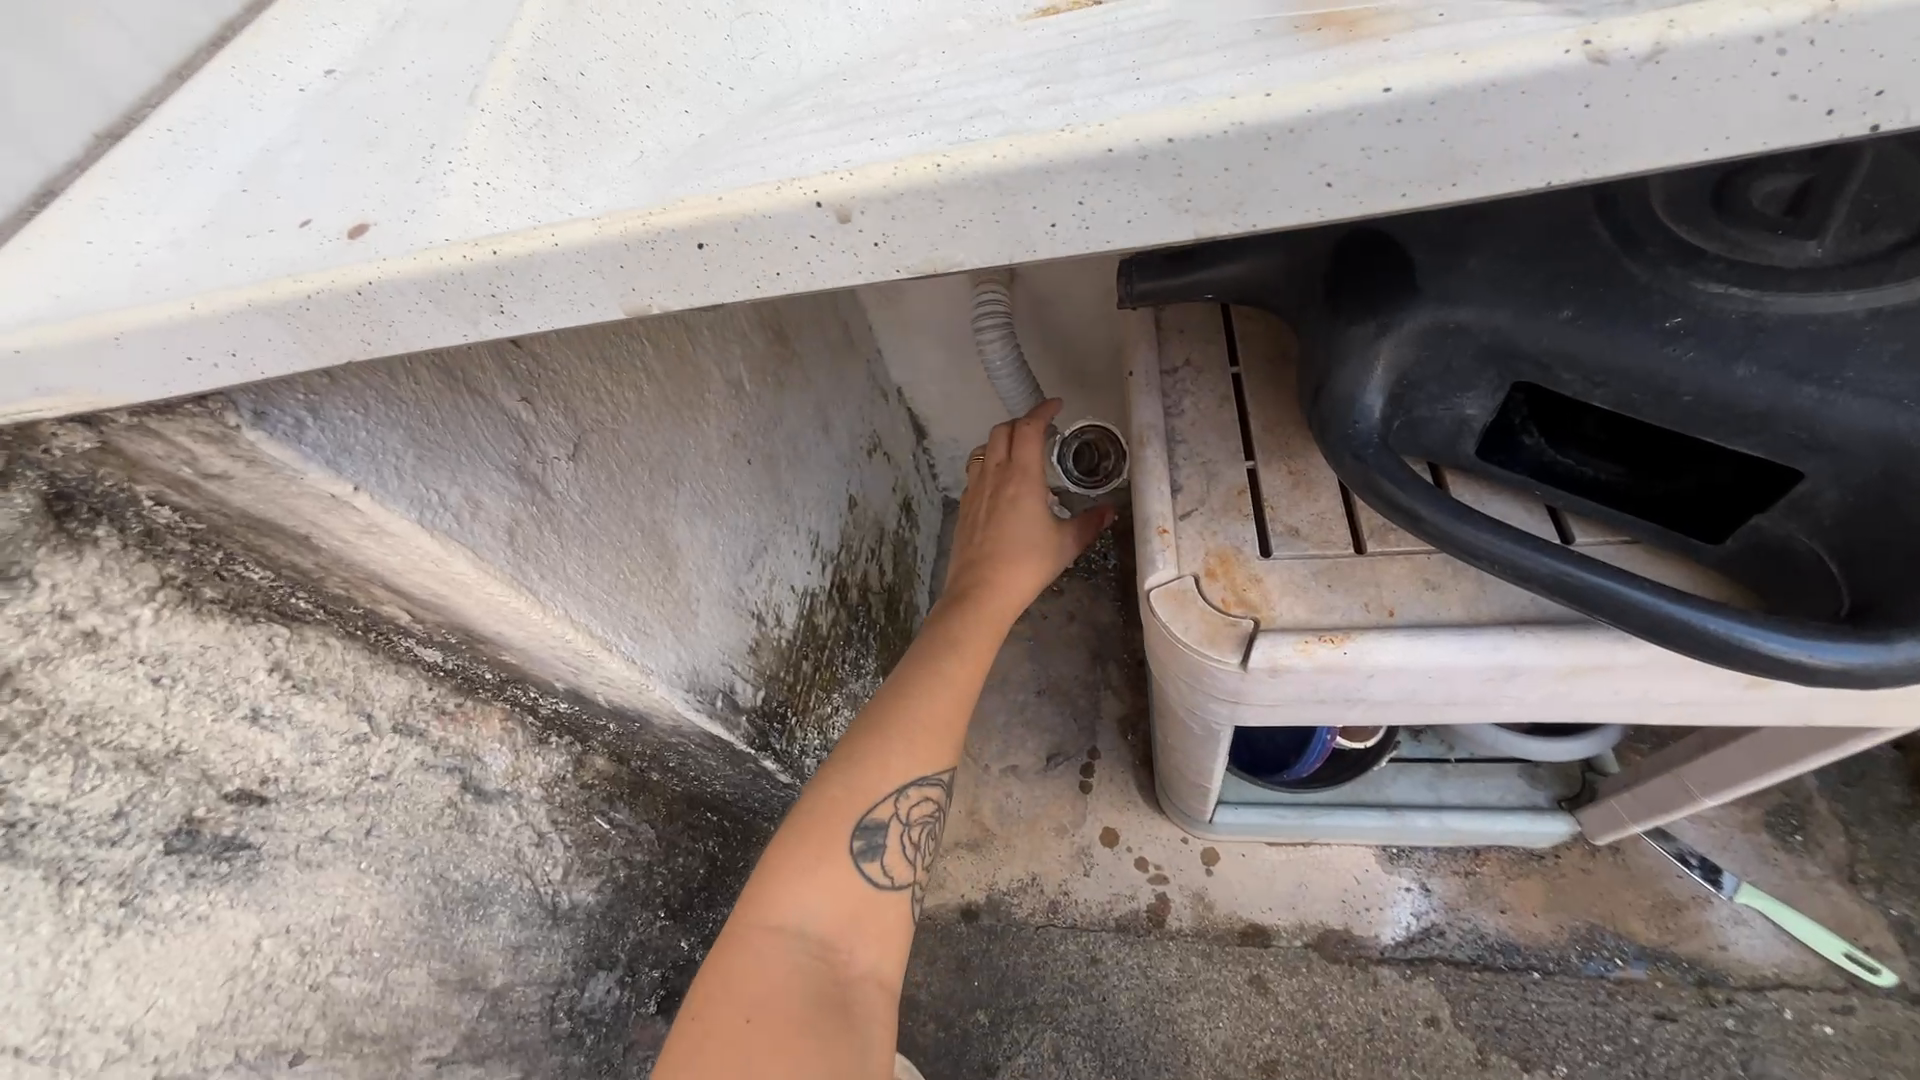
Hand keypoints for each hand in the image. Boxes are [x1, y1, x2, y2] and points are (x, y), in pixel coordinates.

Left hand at [941, 399, 1115, 623]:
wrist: (980, 591)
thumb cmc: (1027, 564)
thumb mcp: (1066, 544)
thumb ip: (1089, 523)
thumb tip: (1110, 511)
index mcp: (1022, 476)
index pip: (1029, 428)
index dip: (1043, 410)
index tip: (1056, 405)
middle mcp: (995, 475)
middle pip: (1002, 431)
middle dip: (1022, 422)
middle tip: (1041, 430)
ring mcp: (975, 490)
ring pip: (984, 449)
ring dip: (1001, 441)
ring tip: (1018, 453)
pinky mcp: (964, 507)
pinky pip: (975, 472)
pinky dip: (989, 464)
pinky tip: (1000, 485)